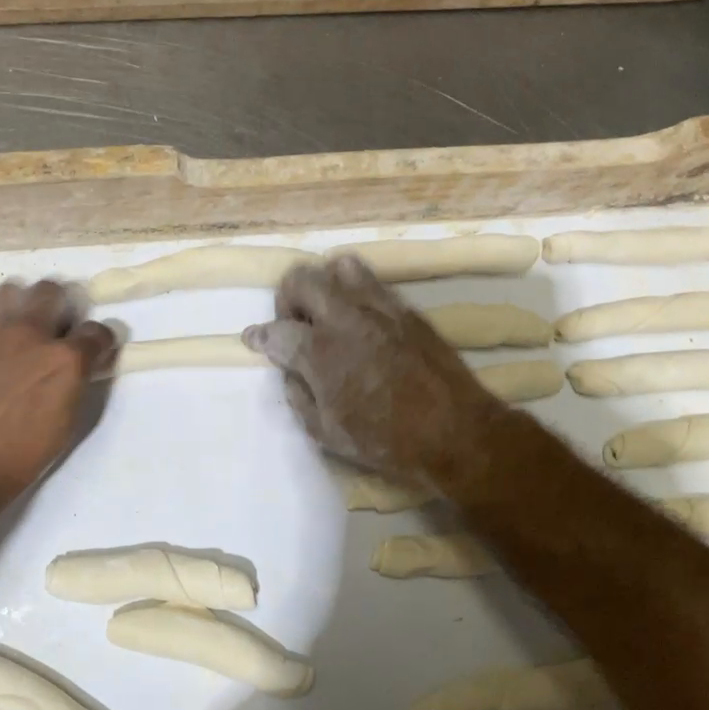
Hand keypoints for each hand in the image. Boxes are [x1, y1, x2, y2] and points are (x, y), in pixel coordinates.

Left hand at [0, 280, 116, 510]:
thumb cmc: (16, 459)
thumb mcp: (63, 426)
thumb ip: (76, 386)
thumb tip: (81, 368)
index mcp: (64, 360)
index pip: (97, 332)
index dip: (99, 341)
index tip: (95, 350)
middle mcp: (29, 334)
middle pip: (52, 291)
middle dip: (62, 307)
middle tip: (57, 331)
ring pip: (12, 290)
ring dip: (24, 305)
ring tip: (22, 330)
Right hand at [243, 255, 507, 484]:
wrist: (455, 433)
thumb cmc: (385, 442)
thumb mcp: (325, 433)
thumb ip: (298, 396)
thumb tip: (292, 372)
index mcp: (320, 352)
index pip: (276, 331)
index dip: (259, 337)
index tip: (253, 340)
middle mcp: (345, 318)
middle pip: (302, 279)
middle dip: (288, 299)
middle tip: (295, 326)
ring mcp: (379, 308)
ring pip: (339, 267)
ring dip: (325, 285)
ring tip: (328, 314)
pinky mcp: (407, 309)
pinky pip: (372, 282)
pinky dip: (355, 293)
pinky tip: (359, 320)